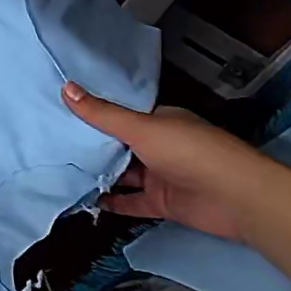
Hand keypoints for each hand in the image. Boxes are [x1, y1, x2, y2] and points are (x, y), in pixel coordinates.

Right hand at [61, 81, 279, 242]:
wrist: (237, 198)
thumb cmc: (190, 152)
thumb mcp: (141, 127)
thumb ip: (102, 114)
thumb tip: (66, 88)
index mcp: (158, 121)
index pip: (120, 115)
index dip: (92, 114)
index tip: (59, 113)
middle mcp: (158, 146)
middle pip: (118, 145)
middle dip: (91, 145)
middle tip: (52, 143)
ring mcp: (160, 176)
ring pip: (122, 174)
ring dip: (98, 174)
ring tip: (60, 171)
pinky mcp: (161, 203)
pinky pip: (130, 201)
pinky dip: (111, 201)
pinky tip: (85, 199)